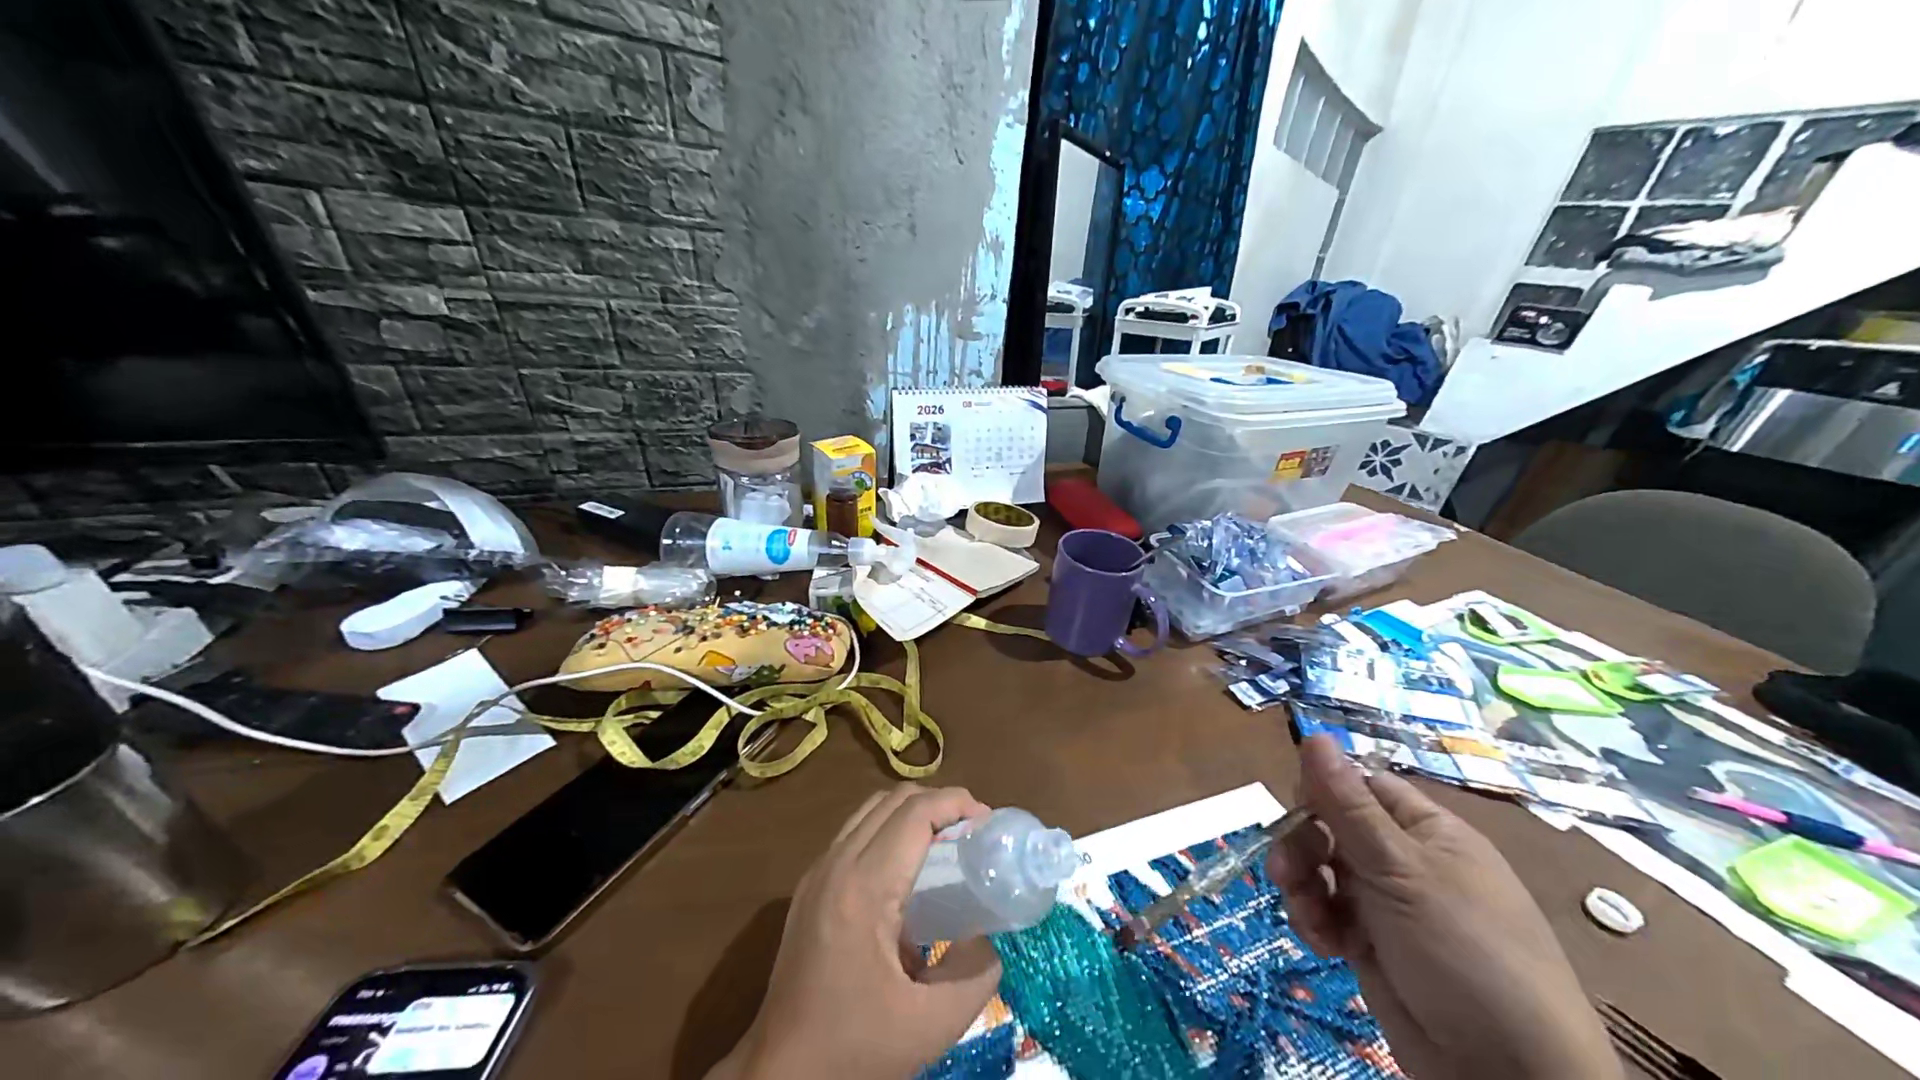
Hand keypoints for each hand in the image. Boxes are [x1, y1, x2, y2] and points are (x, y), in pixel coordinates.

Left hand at [710, 784, 1001, 1079]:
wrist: (778, 1074)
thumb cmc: (854, 1048)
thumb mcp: (932, 1025)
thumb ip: (976, 973)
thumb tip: (989, 937)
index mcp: (863, 889)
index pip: (914, 814)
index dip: (955, 803)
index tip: (988, 822)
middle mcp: (835, 866)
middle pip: (892, 801)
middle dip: (938, 802)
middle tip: (973, 831)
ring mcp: (816, 874)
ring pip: (870, 812)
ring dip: (912, 814)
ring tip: (947, 842)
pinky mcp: (808, 889)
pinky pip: (854, 835)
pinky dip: (888, 832)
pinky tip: (909, 872)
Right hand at [1267, 736, 1621, 1079]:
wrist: (1505, 1073)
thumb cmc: (1463, 950)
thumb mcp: (1401, 870)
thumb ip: (1348, 805)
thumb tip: (1314, 733)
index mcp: (1426, 831)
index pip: (1361, 787)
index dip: (1324, 792)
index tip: (1297, 809)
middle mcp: (1404, 861)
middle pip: (1331, 828)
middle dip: (1302, 846)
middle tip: (1286, 872)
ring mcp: (1386, 904)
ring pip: (1321, 871)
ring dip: (1303, 887)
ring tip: (1308, 916)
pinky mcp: (1370, 944)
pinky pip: (1326, 913)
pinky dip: (1316, 923)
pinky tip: (1324, 944)